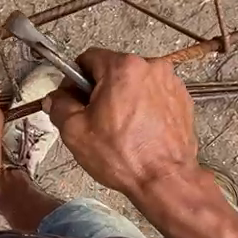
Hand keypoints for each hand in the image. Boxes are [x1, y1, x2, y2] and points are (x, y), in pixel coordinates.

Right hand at [46, 49, 199, 199]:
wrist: (164, 178)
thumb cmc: (123, 156)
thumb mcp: (75, 132)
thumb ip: (59, 107)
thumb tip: (55, 99)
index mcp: (122, 68)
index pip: (87, 58)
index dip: (73, 80)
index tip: (71, 99)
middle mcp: (150, 67)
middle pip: (112, 71)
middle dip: (98, 92)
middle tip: (92, 120)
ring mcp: (169, 82)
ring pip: (133, 84)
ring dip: (121, 101)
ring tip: (117, 130)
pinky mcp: (181, 100)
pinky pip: (152, 97)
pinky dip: (142, 109)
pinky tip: (136, 132)